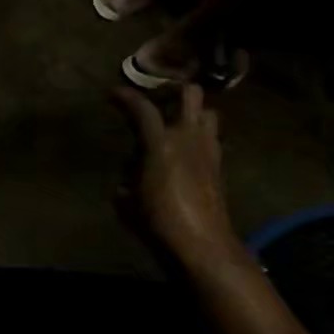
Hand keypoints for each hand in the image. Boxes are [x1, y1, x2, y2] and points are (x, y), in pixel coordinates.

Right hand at [111, 84, 239, 265]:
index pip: (144, 109)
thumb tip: (126, 186)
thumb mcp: (128, 206)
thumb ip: (125, 188)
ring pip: (207, 112)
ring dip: (191, 112)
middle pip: (189, 94)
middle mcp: (188, 138)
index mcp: (161, 144)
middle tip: (156, 101)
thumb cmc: (159, 222)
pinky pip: (211, 137)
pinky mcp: (219, 163)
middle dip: (171, 91)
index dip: (127, 97)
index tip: (113, 94)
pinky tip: (186, 153)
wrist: (202, 242)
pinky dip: (198, 136)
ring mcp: (208, 148)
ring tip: (174, 125)